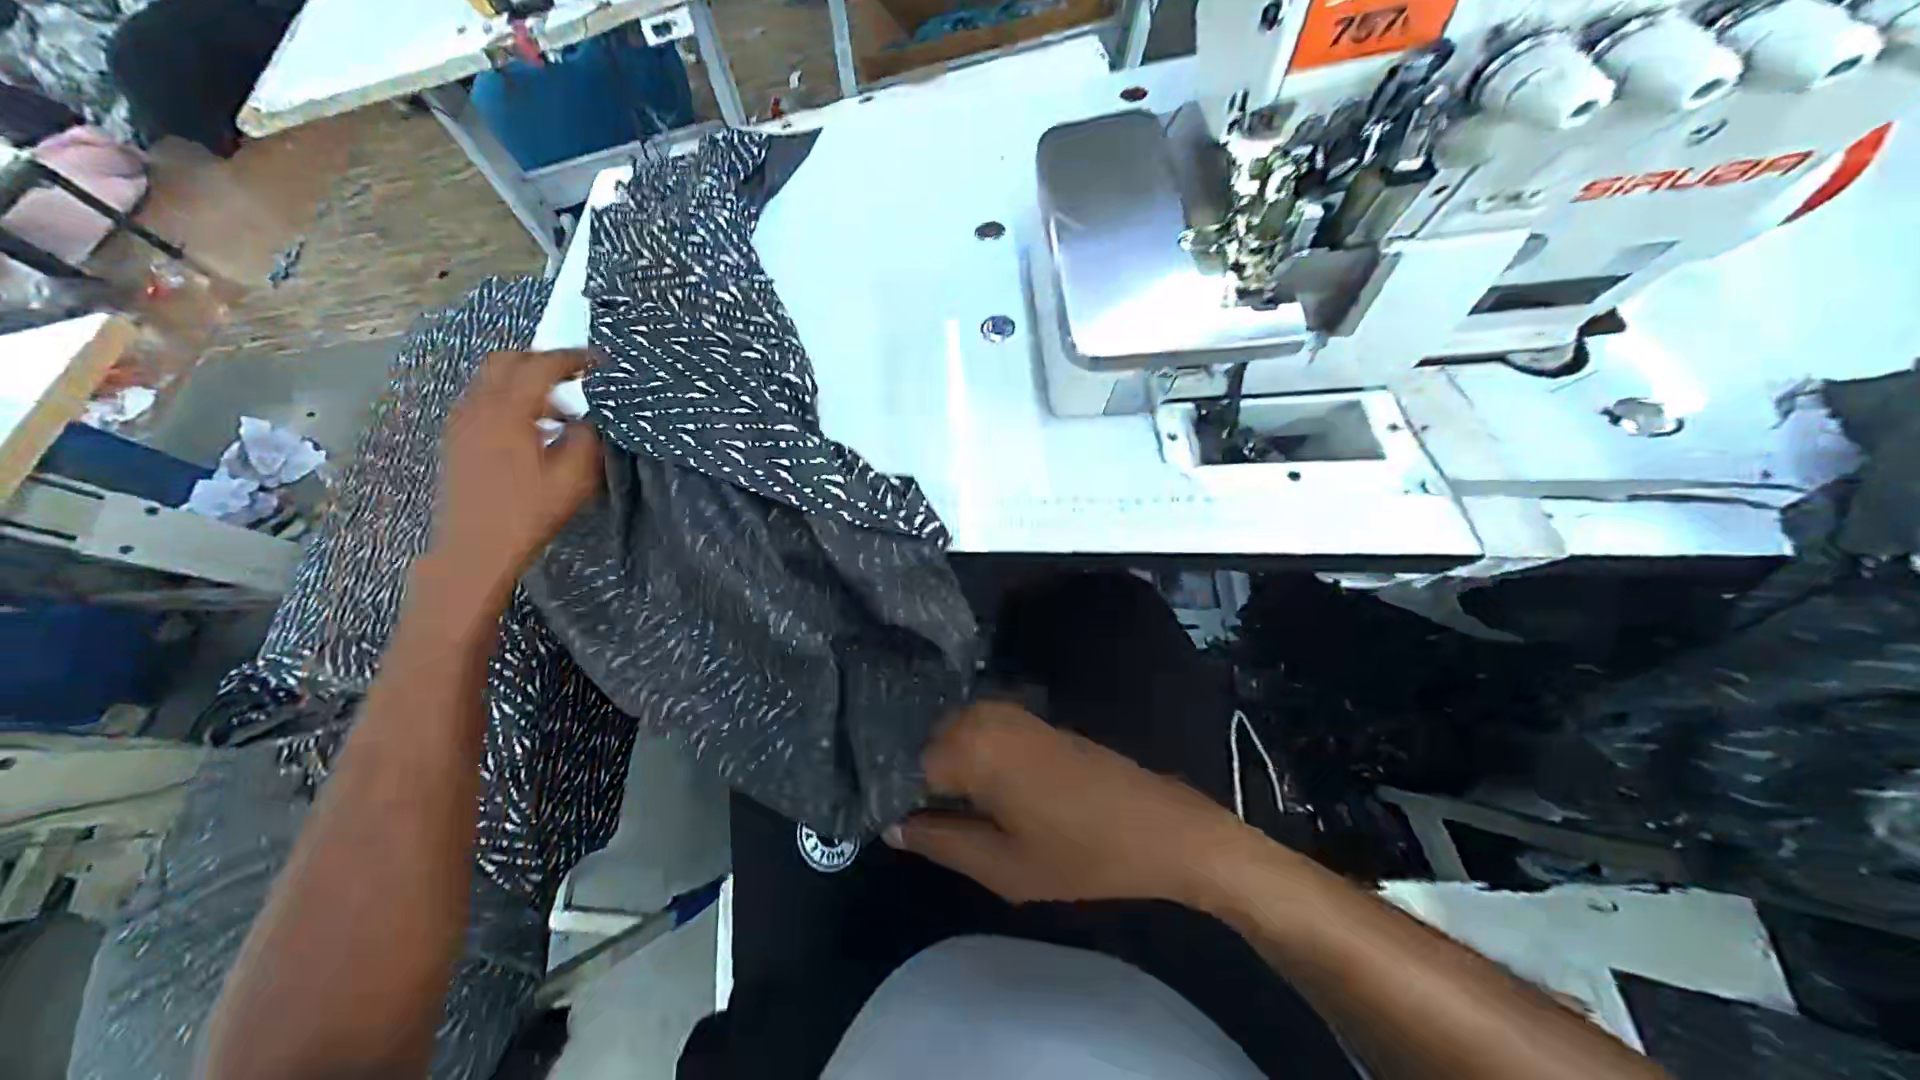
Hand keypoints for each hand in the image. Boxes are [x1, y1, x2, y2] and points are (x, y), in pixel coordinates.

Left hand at [420, 350, 601, 620]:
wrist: (476, 547)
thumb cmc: (528, 513)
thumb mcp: (574, 478)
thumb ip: (587, 439)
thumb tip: (589, 418)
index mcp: (508, 412)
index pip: (541, 366)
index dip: (573, 359)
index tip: (600, 362)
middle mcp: (478, 407)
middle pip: (508, 360)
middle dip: (544, 361)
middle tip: (576, 375)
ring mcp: (462, 421)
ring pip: (492, 379)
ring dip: (526, 380)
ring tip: (558, 408)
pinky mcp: (457, 437)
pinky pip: (484, 399)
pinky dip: (510, 398)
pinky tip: (532, 427)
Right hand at [885, 702, 1258, 908]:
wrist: (1162, 827)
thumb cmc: (1081, 852)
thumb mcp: (1002, 866)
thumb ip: (939, 841)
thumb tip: (892, 826)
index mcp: (971, 744)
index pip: (905, 766)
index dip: (897, 799)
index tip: (898, 830)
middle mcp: (984, 714)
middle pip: (926, 744)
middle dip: (919, 781)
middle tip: (926, 826)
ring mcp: (1011, 712)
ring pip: (952, 737)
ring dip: (945, 770)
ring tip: (954, 815)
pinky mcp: (1032, 719)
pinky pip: (980, 732)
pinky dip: (970, 758)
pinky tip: (983, 795)